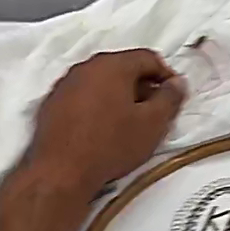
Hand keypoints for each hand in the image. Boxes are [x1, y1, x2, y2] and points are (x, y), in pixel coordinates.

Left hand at [23, 49, 185, 197]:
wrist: (61, 172)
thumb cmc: (111, 145)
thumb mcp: (153, 124)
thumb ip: (170, 99)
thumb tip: (177, 84)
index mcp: (113, 66)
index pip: (148, 58)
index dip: (167, 75)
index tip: (174, 96)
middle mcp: (86, 67)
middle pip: (123, 68)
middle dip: (143, 87)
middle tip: (155, 112)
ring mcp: (65, 85)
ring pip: (102, 83)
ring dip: (120, 97)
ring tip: (130, 124)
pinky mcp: (52, 105)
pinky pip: (83, 97)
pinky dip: (98, 107)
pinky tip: (104, 130)